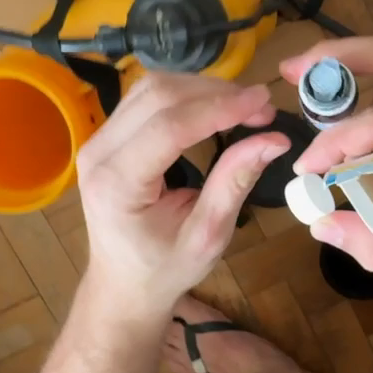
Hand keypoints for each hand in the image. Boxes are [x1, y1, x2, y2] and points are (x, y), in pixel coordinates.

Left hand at [75, 74, 289, 320]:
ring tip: (244, 106)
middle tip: (262, 108)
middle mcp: (98, 153)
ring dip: (203, 89)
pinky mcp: (107, 134)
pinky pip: (147, 97)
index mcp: (117, 184)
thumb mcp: (208, 236)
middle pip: (159, 96)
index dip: (220, 108)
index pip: (169, 127)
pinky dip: (187, 95)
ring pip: (152, 88)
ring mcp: (97, 139)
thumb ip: (234, 183)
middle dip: (216, 93)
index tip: (264, 102)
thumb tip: (275, 140)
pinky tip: (217, 108)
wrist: (123, 284)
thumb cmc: (165, 269)